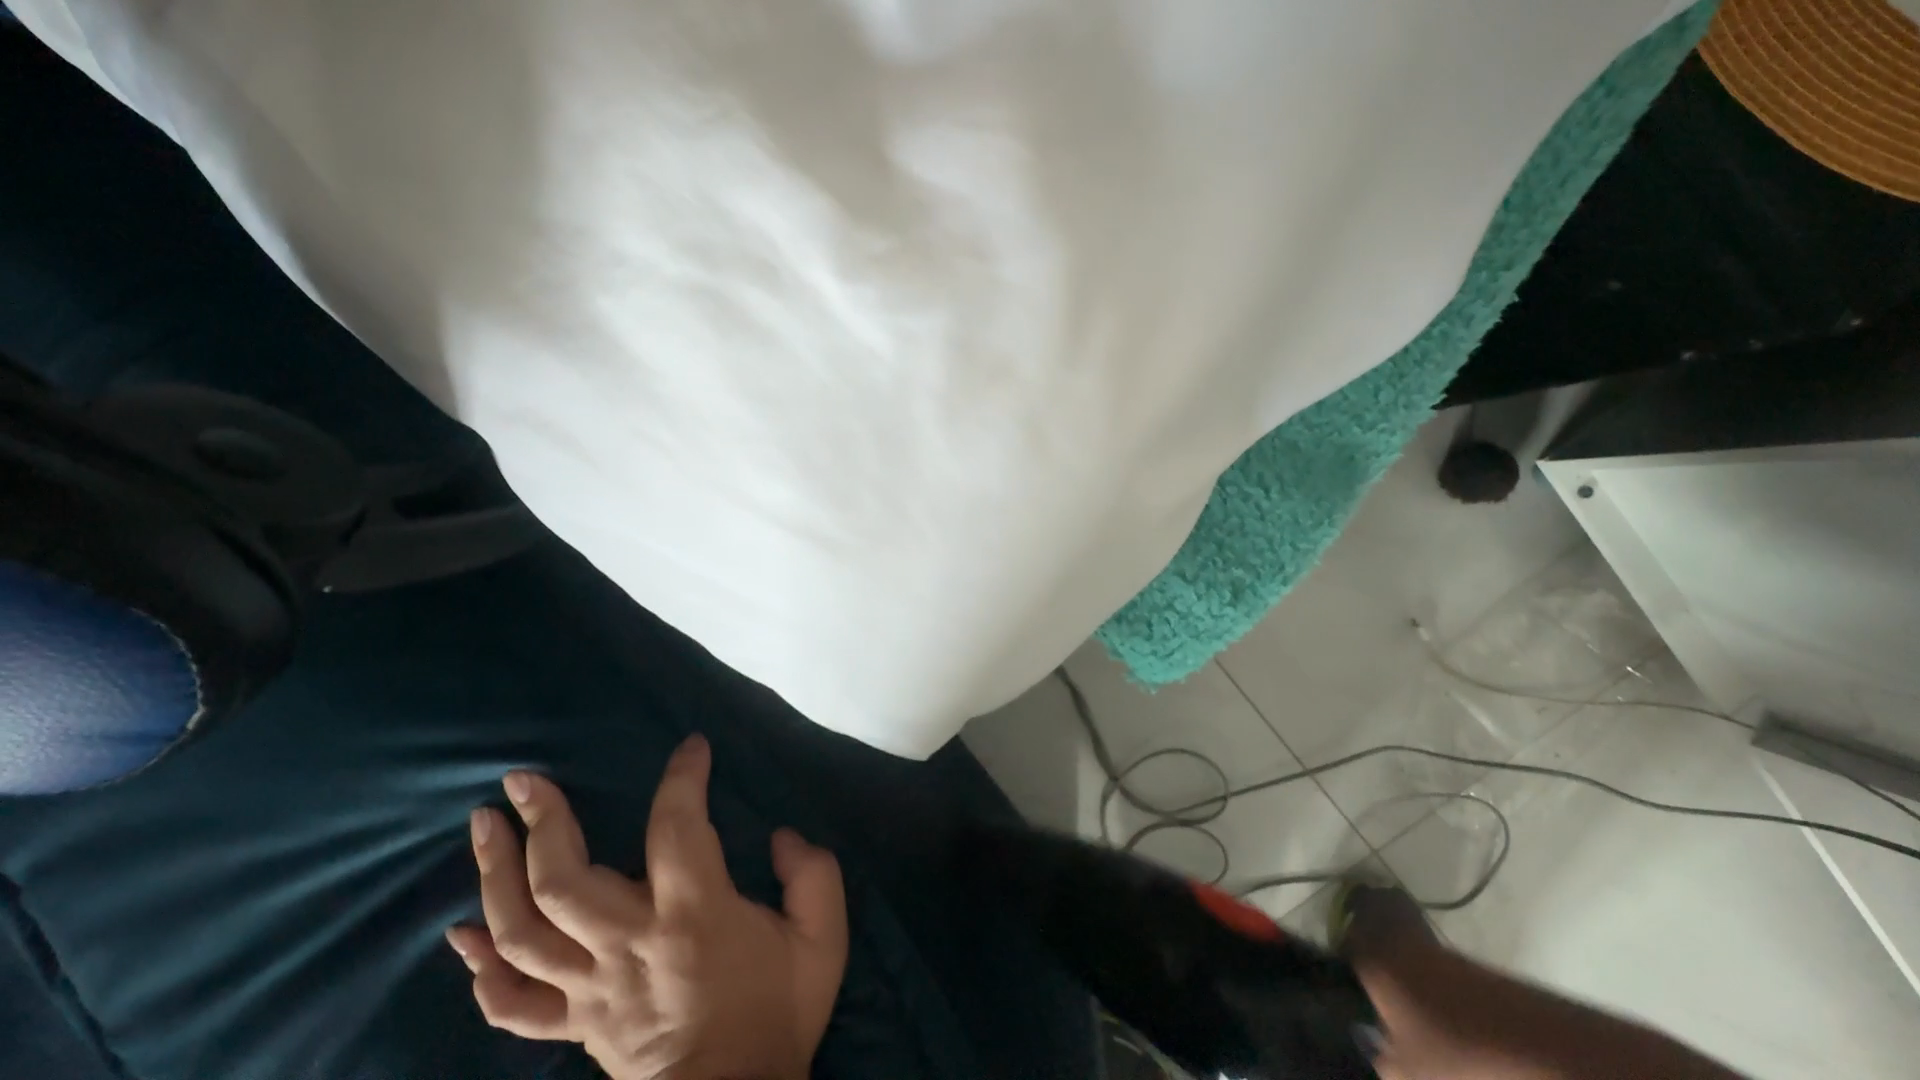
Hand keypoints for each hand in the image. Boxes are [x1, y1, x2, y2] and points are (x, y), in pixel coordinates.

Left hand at [445, 735, 848, 1079]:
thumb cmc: (778, 1014)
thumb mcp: (822, 941)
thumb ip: (814, 877)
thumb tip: (783, 837)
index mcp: (691, 916)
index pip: (676, 826)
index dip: (682, 778)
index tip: (691, 748)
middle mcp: (627, 944)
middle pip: (563, 878)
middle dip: (540, 821)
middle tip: (522, 778)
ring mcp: (589, 989)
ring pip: (522, 932)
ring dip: (494, 876)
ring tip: (482, 826)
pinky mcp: (574, 1026)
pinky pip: (513, 1006)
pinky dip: (483, 972)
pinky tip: (464, 937)